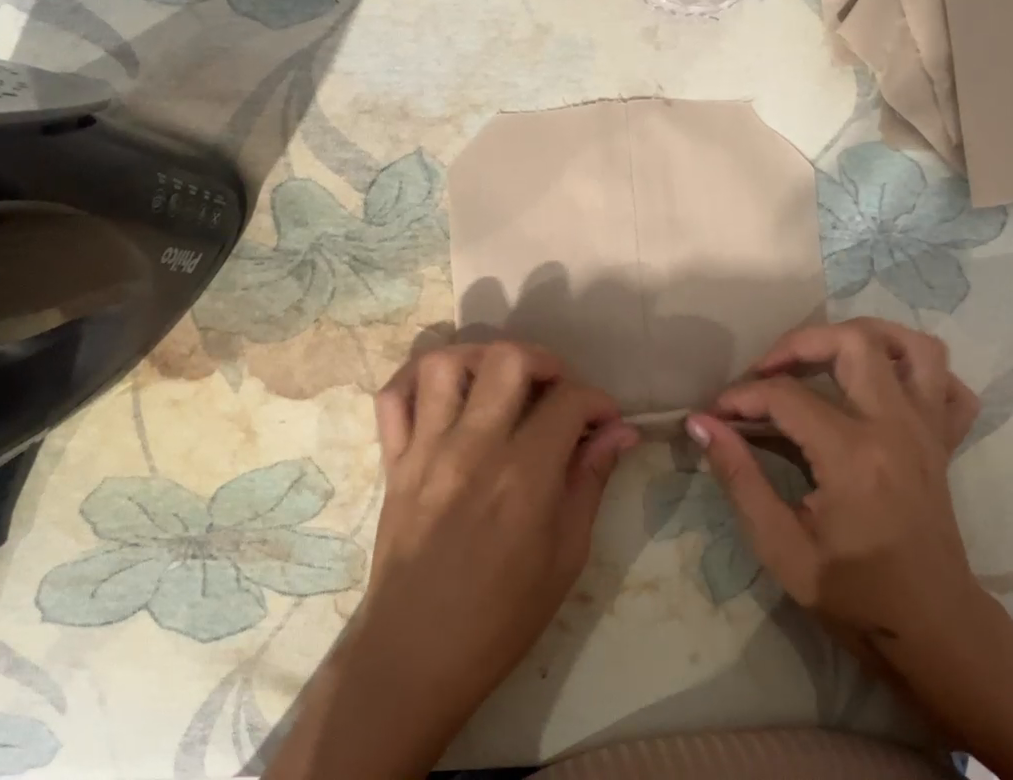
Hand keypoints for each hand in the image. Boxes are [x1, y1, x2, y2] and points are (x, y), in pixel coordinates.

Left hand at [354, 342, 639, 716]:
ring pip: (445, 363)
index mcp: (523, 476)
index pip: (568, 400)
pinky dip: (417, 380)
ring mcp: (425, 450)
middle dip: (545, 361)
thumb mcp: (566, 556)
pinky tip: (446, 395)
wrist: (417, 654)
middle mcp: (472, 448)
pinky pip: (393, 397)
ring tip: (502, 383)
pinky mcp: (392, 461)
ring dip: (481, 358)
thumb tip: (620, 433)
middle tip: (557, 390)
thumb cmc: (502, 616)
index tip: (606, 421)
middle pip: (507, 360)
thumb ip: (590, 482)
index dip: (598, 401)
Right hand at [686, 318, 980, 641]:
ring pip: (914, 348)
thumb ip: (740, 479)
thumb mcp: (780, 547)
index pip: (787, 396)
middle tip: (765, 371)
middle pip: (854, 344)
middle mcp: (898, 429)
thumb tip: (701, 425)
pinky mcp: (945, 443)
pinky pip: (948, 385)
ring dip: (866, 337)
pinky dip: (917, 372)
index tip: (714, 415)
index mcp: (854, 457)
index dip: (741, 397)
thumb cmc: (853, 595)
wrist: (930, 628)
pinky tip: (883, 386)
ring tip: (825, 357)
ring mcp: (930, 432)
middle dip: (799, 343)